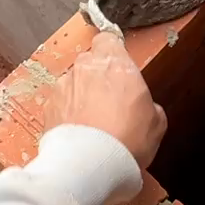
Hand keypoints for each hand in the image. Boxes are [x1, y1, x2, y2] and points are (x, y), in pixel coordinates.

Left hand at [44, 32, 166, 166]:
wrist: (89, 165)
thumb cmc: (127, 140)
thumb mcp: (156, 123)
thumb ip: (148, 105)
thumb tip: (145, 108)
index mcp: (115, 63)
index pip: (108, 39)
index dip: (113, 53)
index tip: (119, 67)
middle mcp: (85, 68)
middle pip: (90, 62)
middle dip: (97, 78)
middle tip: (111, 103)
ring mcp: (63, 86)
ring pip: (74, 83)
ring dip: (81, 96)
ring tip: (93, 124)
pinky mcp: (48, 106)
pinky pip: (60, 103)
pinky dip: (67, 113)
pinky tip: (79, 133)